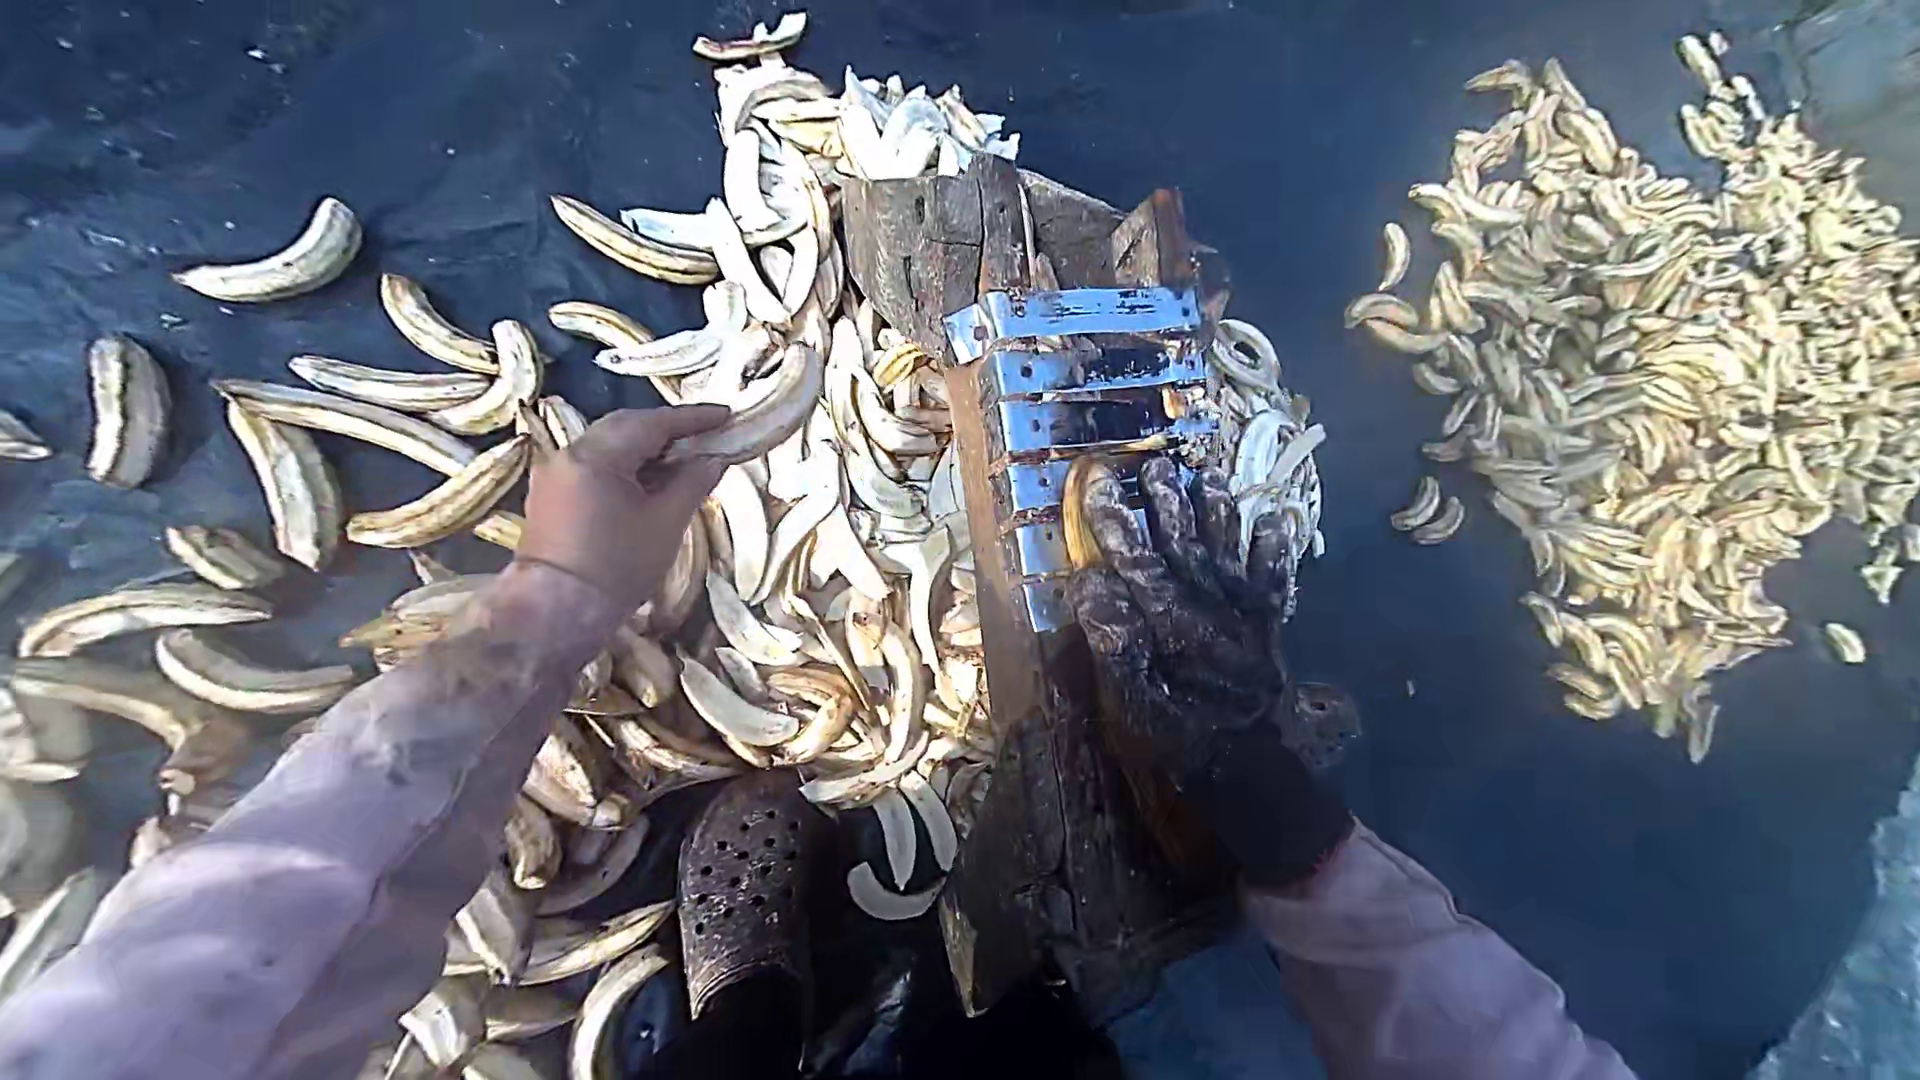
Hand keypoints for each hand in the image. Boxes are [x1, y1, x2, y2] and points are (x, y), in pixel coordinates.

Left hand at [517, 406, 728, 612]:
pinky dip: (630, 463)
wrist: (557, 610)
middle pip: (626, 426)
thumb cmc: (618, 566)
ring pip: (611, 444)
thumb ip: (693, 483)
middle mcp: (570, 454)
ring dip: (650, 446)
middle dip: (669, 427)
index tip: (725, 414)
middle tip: (707, 431)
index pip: (652, 423)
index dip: (692, 418)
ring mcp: (557, 473)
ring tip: (686, 454)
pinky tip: (654, 477)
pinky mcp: (555, 493)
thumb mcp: (666, 523)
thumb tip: (715, 459)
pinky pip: (598, 464)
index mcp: (596, 456)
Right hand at [1068, 456, 1355, 887]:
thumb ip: (1113, 641)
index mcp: (1168, 621)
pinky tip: (1278, 521)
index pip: (1134, 557)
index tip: (1098, 481)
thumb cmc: (1177, 741)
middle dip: (1165, 501)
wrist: (1248, 774)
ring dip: (1218, 510)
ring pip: (1227, 549)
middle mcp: (1208, 606)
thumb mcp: (1130, 703)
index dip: (1114, 518)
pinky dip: (1277, 551)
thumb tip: (1090, 582)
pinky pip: (1276, 581)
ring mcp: (1243, 614)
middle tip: (1153, 462)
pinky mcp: (1268, 628)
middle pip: (1182, 542)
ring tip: (1209, 474)